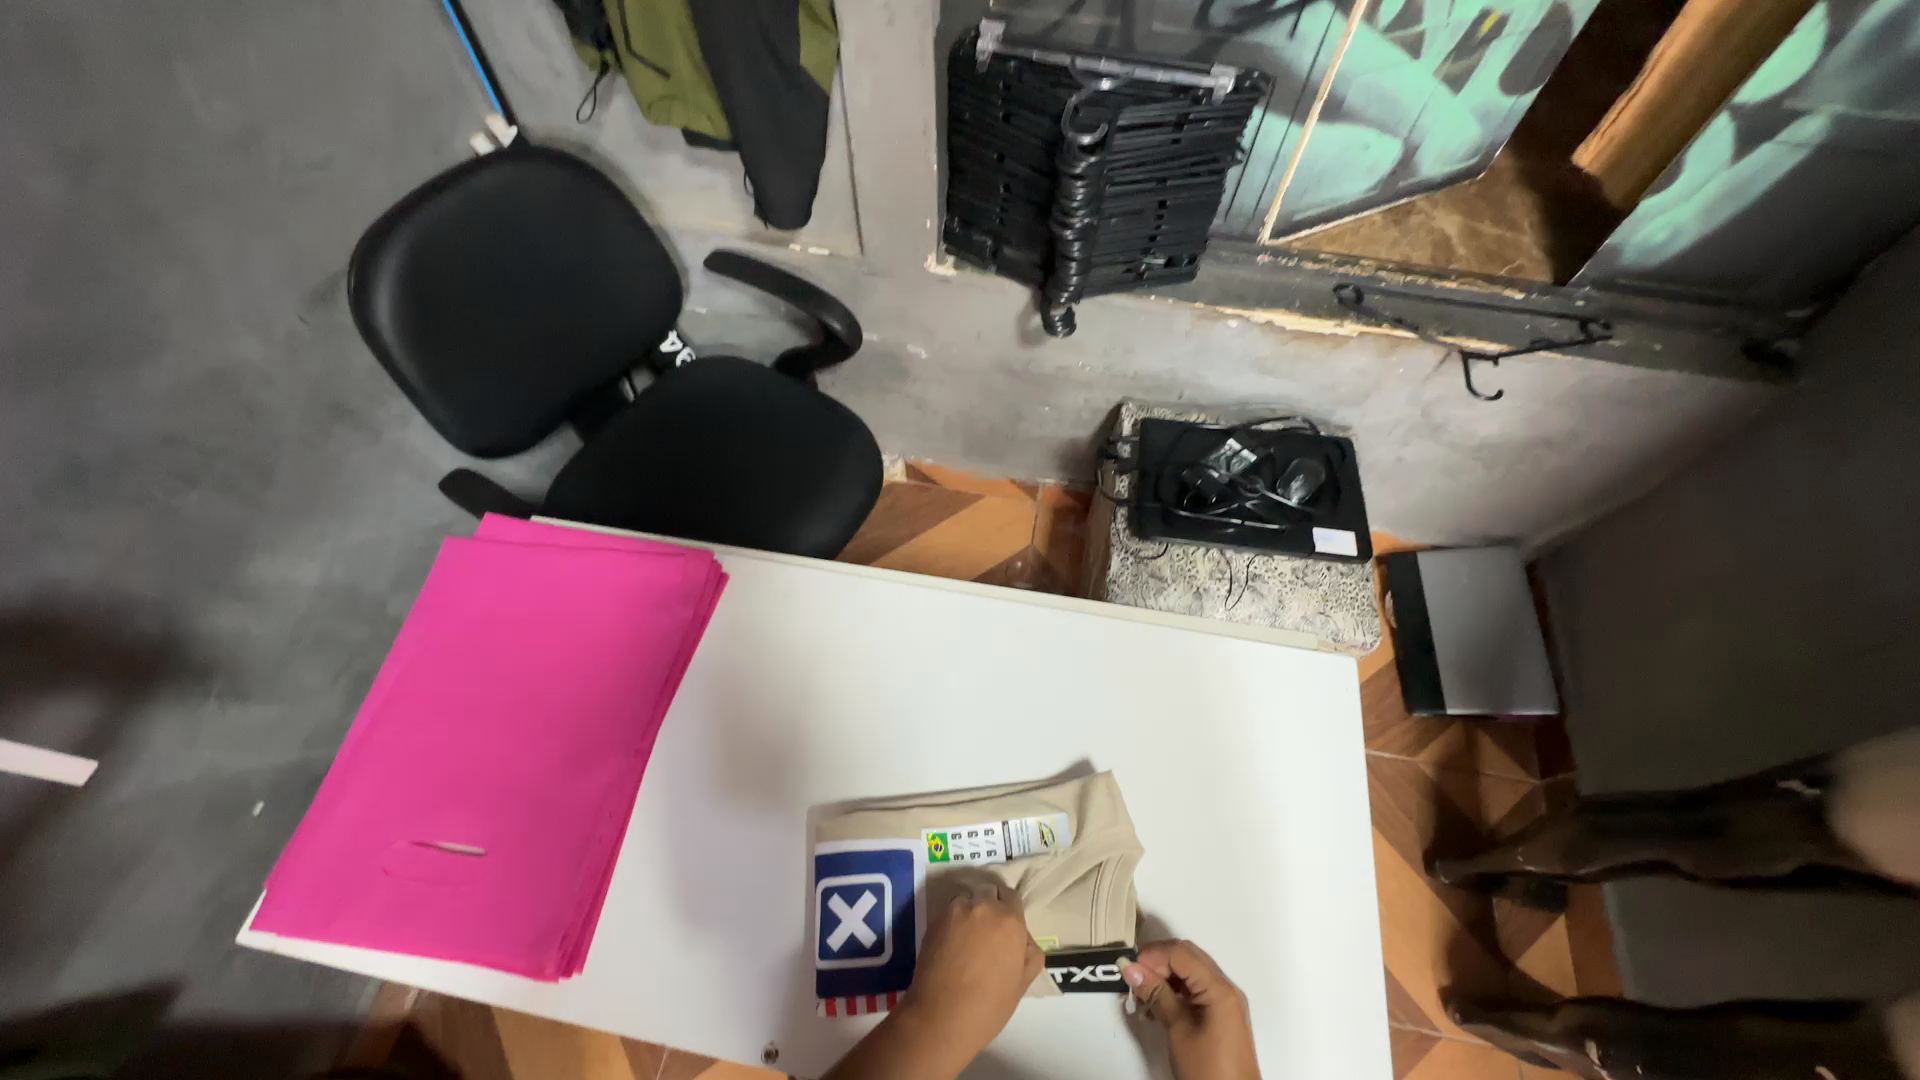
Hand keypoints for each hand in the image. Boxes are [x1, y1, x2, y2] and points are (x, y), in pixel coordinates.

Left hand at [900, 882, 1043, 1059]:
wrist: (942, 1017)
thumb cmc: (989, 1006)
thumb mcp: (1023, 983)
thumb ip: (1030, 953)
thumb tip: (1023, 939)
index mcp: (1010, 920)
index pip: (1012, 896)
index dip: (1009, 909)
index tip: (1005, 925)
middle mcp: (984, 907)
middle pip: (988, 892)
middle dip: (989, 904)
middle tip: (986, 931)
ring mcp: (956, 911)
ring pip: (966, 900)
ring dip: (968, 912)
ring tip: (965, 938)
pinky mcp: (934, 920)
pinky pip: (948, 912)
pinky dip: (951, 922)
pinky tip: (949, 944)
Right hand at [1124, 940, 1260, 1079]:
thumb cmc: (1207, 1069)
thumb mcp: (1178, 1030)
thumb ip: (1156, 994)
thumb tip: (1130, 968)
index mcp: (1219, 988)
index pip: (1181, 953)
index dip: (1152, 955)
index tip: (1129, 970)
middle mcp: (1225, 988)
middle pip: (1186, 957)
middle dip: (1157, 964)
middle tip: (1134, 980)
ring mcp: (1225, 1002)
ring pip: (1189, 974)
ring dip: (1163, 979)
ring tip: (1140, 998)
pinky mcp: (1220, 1016)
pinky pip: (1194, 991)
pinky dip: (1174, 994)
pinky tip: (1154, 1010)